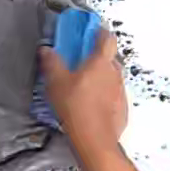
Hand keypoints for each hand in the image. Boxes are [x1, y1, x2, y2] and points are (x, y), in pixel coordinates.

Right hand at [39, 29, 127, 159]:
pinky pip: (114, 96)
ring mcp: (120, 93)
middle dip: (97, 56)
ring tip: (84, 84)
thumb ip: (51, 61)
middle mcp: (114, 75)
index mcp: (100, 62)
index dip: (100, 31)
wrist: (94, 140)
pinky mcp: (122, 110)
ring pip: (112, 77)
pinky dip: (104, 95)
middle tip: (81, 59)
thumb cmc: (76, 107)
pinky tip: (90, 103)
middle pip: (110, 58)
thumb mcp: (56, 80)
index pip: (107, 38)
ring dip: (101, 77)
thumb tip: (47, 50)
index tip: (92, 29)